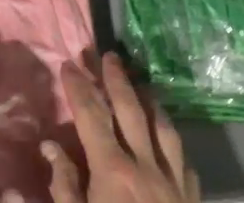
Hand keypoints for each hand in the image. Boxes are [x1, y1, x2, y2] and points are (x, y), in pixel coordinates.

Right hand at [44, 53, 196, 202]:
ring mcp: (174, 184)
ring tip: (141, 86)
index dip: (78, 87)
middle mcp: (146, 167)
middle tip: (107, 55)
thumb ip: (63, 187)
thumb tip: (51, 148)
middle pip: (131, 111)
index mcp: (112, 171)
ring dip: (150, 103)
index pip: (92, 116)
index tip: (68, 64)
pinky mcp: (192, 202)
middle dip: (116, 80)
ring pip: (164, 131)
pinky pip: (184, 163)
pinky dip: (173, 144)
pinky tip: (169, 141)